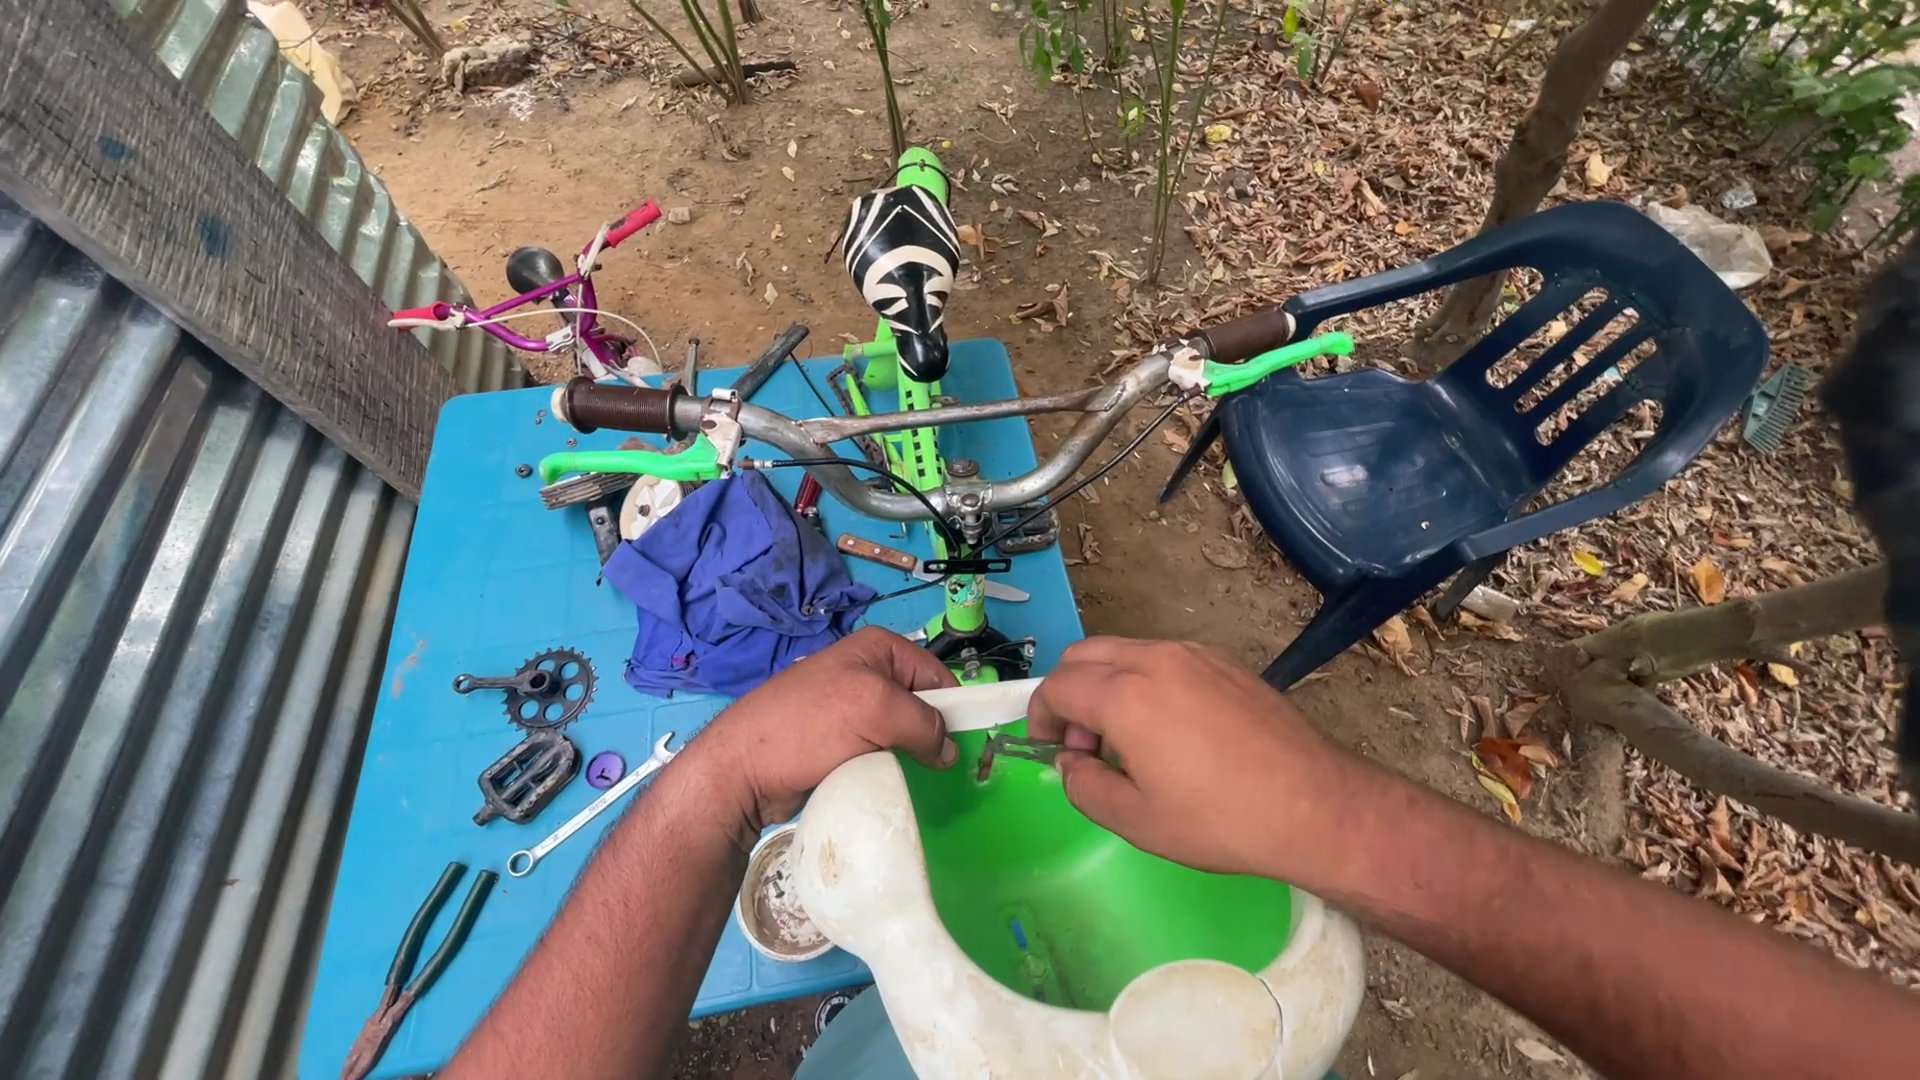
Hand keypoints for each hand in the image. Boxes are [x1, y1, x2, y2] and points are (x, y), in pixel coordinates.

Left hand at [689, 626, 958, 833]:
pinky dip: (891, 768)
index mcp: (879, 649)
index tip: (968, 745)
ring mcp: (851, 709)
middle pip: (921, 705)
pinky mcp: (840, 742)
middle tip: (946, 770)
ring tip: (920, 781)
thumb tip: (950, 751)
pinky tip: (893, 785)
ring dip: (911, 756)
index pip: (937, 675)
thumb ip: (923, 724)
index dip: (954, 708)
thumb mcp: (874, 710)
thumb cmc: (809, 726)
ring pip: (902, 733)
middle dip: (933, 735)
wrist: (742, 769)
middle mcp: (867, 673)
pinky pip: (881, 753)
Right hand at [1028, 637, 1362, 883]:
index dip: (1039, 717)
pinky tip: (1167, 726)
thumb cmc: (1221, 820)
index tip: (1048, 750)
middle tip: (1083, 745)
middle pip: (1082, 655)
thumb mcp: (1137, 822)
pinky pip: (1159, 656)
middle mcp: (1153, 659)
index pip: (1056, 686)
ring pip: (1121, 650)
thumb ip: (1084, 786)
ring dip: (1102, 684)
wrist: (1316, 806)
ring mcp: (1190, 654)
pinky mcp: (1220, 660)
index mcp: (1125, 696)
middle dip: (1066, 694)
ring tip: (1125, 738)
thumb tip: (1070, 761)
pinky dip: (1139, 679)